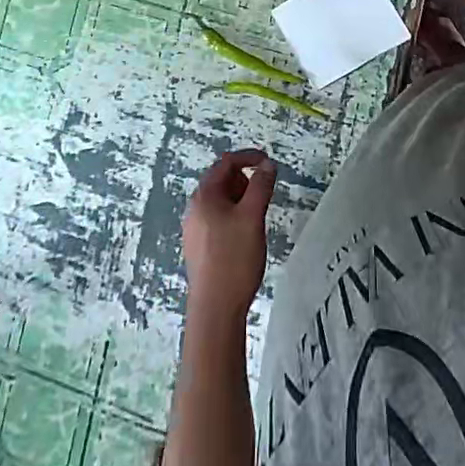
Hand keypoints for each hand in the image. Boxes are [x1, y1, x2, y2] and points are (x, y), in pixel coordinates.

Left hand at [182, 149, 276, 322]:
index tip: (269, 163)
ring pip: (221, 201)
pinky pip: (218, 219)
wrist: (215, 308)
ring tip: (257, 219)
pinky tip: (245, 236)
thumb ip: (261, 185)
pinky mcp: (199, 246)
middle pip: (222, 180)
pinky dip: (234, 216)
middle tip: (264, 197)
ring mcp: (195, 228)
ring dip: (241, 200)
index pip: (226, 163)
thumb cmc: (234, 258)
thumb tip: (267, 164)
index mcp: (204, 196)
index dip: (249, 157)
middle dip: (245, 180)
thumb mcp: (253, 216)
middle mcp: (195, 208)